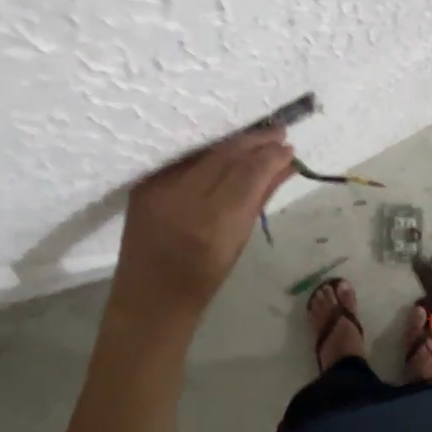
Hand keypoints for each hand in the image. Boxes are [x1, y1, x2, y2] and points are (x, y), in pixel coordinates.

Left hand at [114, 128, 294, 315]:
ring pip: (203, 150)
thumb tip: (284, 164)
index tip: (288, 148)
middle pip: (225, 153)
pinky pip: (182, 158)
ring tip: (257, 137)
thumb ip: (259, 198)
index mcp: (213, 222)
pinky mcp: (143, 184)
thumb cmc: (202, 280)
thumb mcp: (238, 242)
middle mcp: (183, 198)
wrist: (149, 298)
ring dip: (232, 141)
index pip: (248, 172)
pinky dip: (207, 151)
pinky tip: (224, 148)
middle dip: (255, 140)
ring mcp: (158, 188)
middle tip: (279, 133)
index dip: (271, 155)